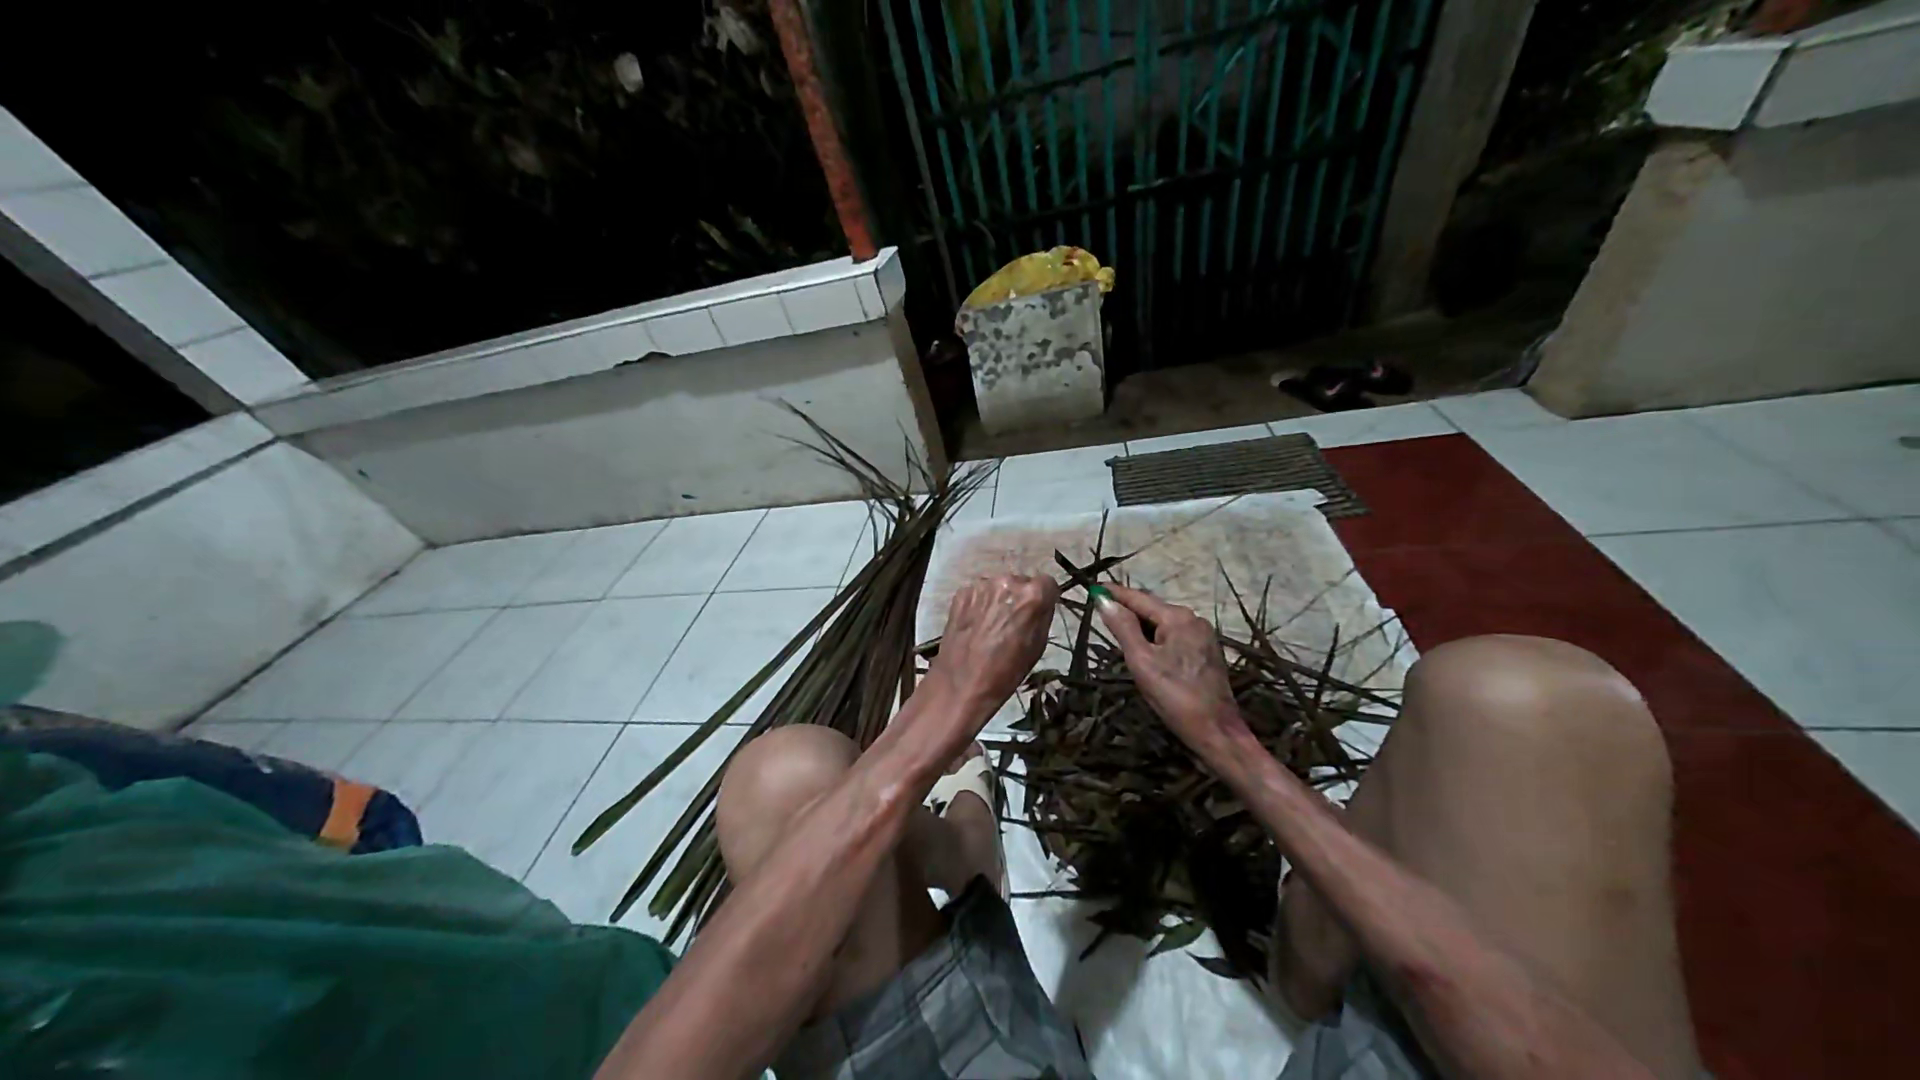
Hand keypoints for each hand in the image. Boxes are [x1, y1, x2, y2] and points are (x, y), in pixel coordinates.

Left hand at [927, 574, 1058, 719]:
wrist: (962, 683)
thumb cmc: (1007, 670)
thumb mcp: (1038, 645)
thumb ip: (1042, 615)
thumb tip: (1041, 602)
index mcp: (1032, 594)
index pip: (1047, 583)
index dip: (1044, 598)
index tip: (1037, 612)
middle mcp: (1008, 581)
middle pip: (1021, 583)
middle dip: (1019, 598)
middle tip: (1012, 622)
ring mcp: (982, 585)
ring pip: (998, 587)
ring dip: (998, 600)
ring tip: (991, 625)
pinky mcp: (962, 593)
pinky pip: (979, 594)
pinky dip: (979, 604)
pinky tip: (975, 625)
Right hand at [1096, 584, 1248, 757]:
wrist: (1215, 730)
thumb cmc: (1174, 696)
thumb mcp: (1141, 661)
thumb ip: (1123, 628)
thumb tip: (1104, 601)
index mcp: (1178, 618)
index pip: (1139, 598)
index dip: (1115, 593)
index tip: (1094, 586)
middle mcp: (1193, 620)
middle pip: (1152, 608)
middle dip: (1127, 609)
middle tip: (1100, 610)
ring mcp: (1202, 636)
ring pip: (1163, 623)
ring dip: (1140, 625)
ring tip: (1117, 628)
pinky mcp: (1205, 652)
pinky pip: (1173, 635)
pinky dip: (1155, 637)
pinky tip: (1143, 647)